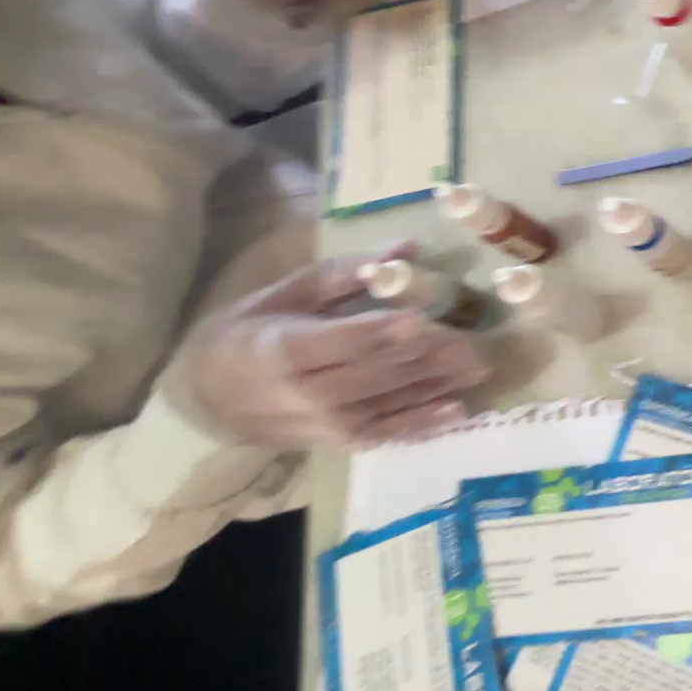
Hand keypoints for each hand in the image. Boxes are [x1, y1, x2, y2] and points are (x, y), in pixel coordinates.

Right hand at [167, 242, 488, 446]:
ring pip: (392, 401)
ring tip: (481, 365)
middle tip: (477, 341)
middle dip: (430, 357)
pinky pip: (390, 432)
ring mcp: (328, 422)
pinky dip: (424, 423)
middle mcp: (307, 392)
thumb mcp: (285, 294)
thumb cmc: (251, 333)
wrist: (209, 399)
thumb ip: (345, 273)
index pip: (344, 341)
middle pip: (379, 371)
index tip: (422, 319)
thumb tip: (406, 248)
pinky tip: (458, 409)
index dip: (384, 332)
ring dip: (439, 385)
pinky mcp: (344, 441)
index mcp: (284, 348)